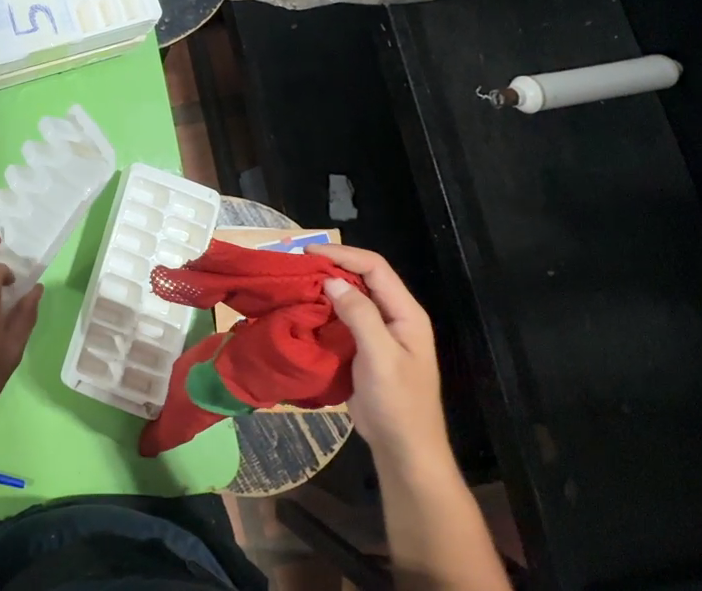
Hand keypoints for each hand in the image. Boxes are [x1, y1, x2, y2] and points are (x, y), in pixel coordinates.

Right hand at [308, 244, 450, 470]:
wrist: (404, 448)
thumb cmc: (398, 403)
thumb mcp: (381, 357)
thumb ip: (360, 316)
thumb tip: (331, 279)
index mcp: (406, 313)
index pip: (375, 268)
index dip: (343, 254)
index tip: (308, 253)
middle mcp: (394, 316)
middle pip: (363, 277)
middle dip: (331, 266)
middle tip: (296, 265)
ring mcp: (378, 333)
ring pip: (350, 296)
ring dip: (325, 287)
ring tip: (294, 282)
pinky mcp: (363, 347)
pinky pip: (342, 317)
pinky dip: (323, 308)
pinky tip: (302, 309)